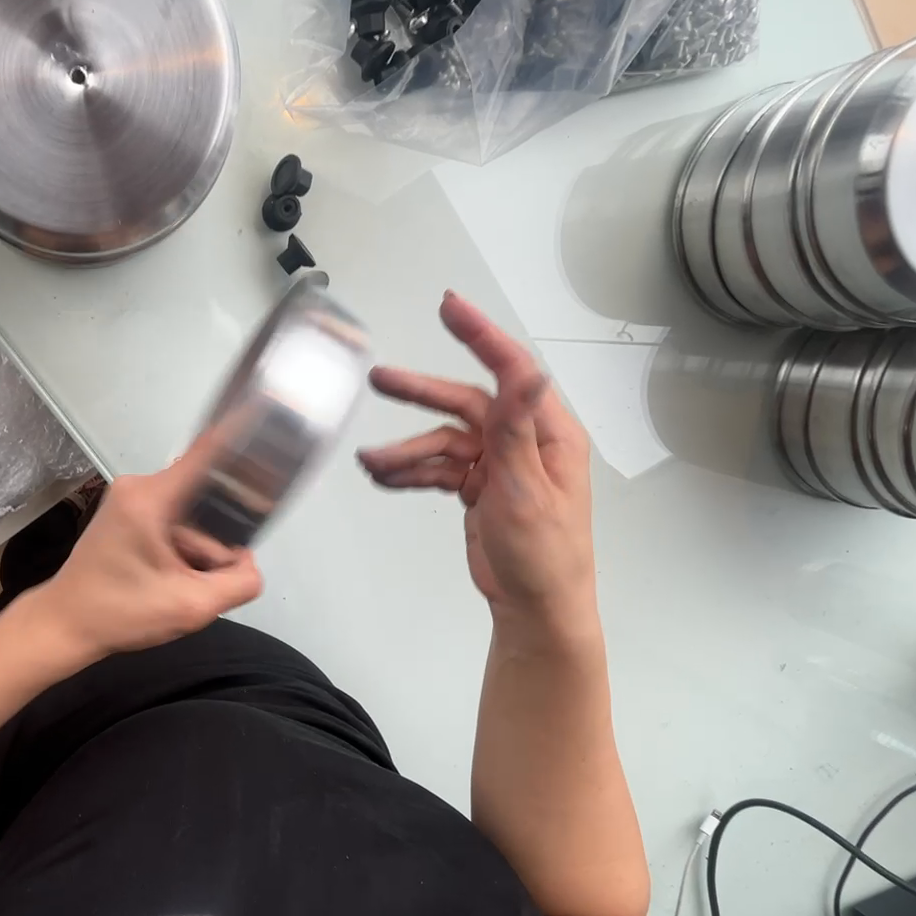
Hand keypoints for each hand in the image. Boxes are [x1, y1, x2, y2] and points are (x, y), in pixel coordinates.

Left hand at [22, 429, 263, 658]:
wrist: (65, 625)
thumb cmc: (119, 613)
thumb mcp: (191, 608)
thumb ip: (237, 583)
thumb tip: (248, 564)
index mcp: (151, 498)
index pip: (206, 452)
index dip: (240, 437)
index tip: (269, 411)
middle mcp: (140, 486)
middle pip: (206, 498)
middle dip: (214, 541)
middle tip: (197, 581)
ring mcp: (131, 497)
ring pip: (192, 515)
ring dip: (197, 550)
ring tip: (176, 585)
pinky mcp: (128, 513)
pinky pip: (175, 521)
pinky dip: (182, 548)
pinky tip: (168, 577)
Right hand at [358, 292, 594, 620]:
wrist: (534, 608)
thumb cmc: (543, 554)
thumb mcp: (528, 491)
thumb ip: (517, 430)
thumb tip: (527, 371)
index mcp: (546, 433)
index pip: (511, 372)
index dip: (480, 336)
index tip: (449, 307)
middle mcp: (520, 441)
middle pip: (464, 404)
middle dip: (420, 395)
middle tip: (378, 379)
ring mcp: (495, 465)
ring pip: (441, 443)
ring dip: (405, 451)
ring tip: (369, 462)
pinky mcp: (475, 488)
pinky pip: (436, 470)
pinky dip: (410, 473)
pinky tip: (383, 478)